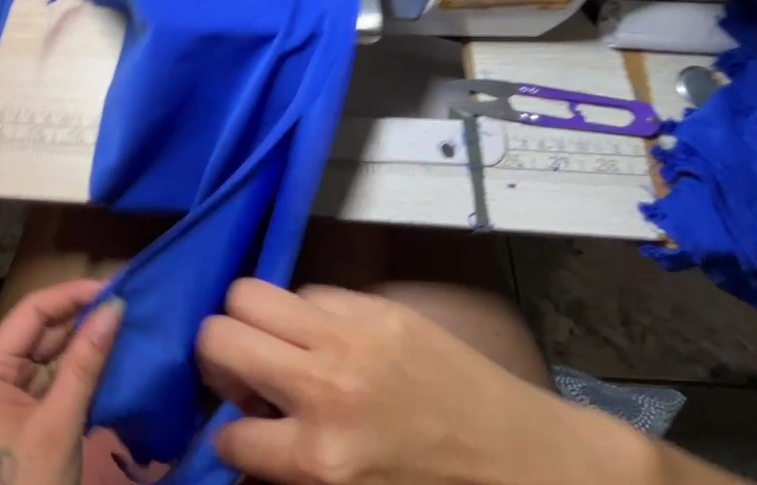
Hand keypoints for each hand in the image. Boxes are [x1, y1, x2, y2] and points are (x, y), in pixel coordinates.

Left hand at [0, 278, 126, 484]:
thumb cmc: (30, 481)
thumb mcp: (60, 421)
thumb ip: (86, 362)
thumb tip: (114, 307)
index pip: (32, 311)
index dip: (71, 294)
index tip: (114, 287)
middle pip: (43, 327)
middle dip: (82, 312)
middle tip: (128, 300)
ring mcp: (14, 390)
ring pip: (54, 349)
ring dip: (87, 337)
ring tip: (127, 320)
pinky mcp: (33, 410)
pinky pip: (60, 373)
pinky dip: (85, 364)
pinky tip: (114, 353)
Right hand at [196, 280, 644, 484]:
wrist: (539, 466)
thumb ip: (296, 473)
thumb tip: (248, 447)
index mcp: (322, 459)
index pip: (229, 437)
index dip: (228, 439)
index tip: (241, 434)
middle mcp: (323, 387)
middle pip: (218, 336)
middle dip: (217, 358)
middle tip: (246, 379)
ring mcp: (350, 337)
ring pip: (248, 294)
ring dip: (252, 324)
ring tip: (278, 348)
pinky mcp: (377, 307)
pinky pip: (308, 291)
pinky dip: (304, 314)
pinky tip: (329, 338)